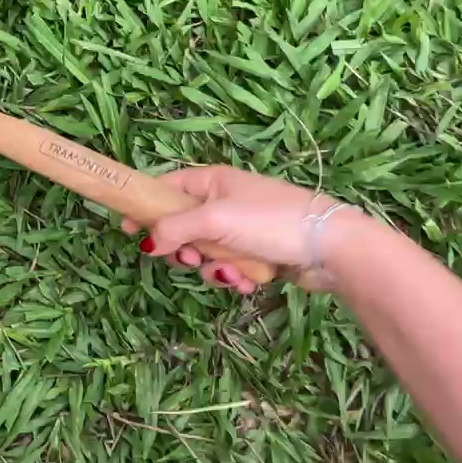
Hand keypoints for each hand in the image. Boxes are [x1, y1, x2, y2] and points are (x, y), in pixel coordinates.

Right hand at [120, 166, 356, 294]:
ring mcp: (243, 229)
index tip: (127, 229)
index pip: (165, 187)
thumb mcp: (213, 220)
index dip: (144, 206)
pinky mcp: (260, 252)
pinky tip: (249, 280)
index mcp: (212, 181)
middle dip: (183, 247)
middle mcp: (224, 202)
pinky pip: (230, 266)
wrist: (334, 248)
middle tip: (187, 258)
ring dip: (212, 267)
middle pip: (182, 225)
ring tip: (228, 272)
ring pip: (206, 251)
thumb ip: (172, 229)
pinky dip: (235, 275)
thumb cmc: (269, 221)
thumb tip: (145, 244)